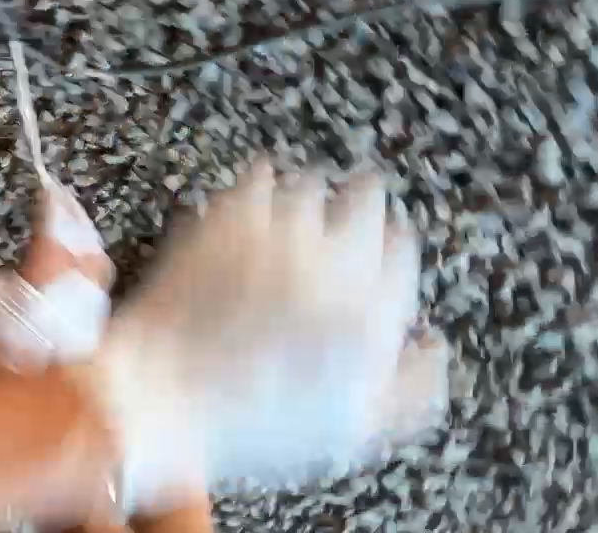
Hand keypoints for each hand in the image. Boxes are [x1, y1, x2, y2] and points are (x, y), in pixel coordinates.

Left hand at [84, 160, 448, 508]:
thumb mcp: (355, 424)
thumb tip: (430, 345)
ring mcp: (265, 242)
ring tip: (313, 180)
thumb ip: (410, 385)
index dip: (397, 242)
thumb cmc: (255, 416)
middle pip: (361, 211)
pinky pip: (245, 188)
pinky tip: (259, 173)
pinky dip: (258, 177)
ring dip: (312, 185)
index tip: (396, 230)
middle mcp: (324, 269)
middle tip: (367, 184)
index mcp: (369, 317)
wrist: (167, 385)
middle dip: (366, 196)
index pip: (400, 259)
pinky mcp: (214, 226)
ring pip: (304, 193)